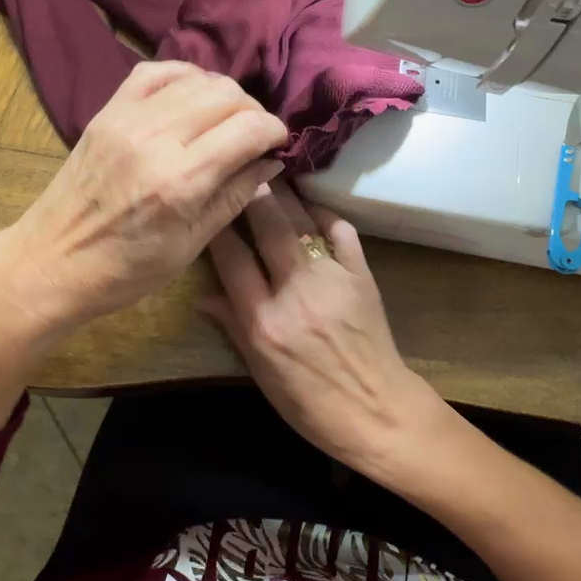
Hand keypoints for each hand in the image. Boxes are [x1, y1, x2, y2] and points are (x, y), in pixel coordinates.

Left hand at [0, 60, 287, 343]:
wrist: (51, 262)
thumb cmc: (126, 270)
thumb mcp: (191, 245)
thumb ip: (234, 196)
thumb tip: (271, 161)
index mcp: (180, 181)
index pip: (247, 128)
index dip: (275, 131)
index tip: (279, 143)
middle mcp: (155, 139)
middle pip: (226, 95)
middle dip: (253, 110)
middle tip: (255, 135)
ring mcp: (126, 119)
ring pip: (196, 79)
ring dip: (223, 94)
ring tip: (227, 119)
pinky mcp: (107, 112)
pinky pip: (155, 73)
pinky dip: (184, 77)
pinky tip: (193, 96)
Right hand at [202, 182, 456, 478]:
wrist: (378, 413)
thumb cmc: (310, 404)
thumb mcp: (260, 374)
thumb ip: (234, 328)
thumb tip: (203, 295)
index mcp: (264, 322)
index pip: (231, 259)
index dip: (215, 227)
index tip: (208, 205)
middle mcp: (295, 292)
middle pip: (267, 226)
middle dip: (250, 193)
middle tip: (239, 167)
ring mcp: (332, 280)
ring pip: (302, 222)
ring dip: (283, 194)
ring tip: (269, 172)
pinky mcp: (362, 276)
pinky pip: (341, 232)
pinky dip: (325, 215)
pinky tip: (312, 208)